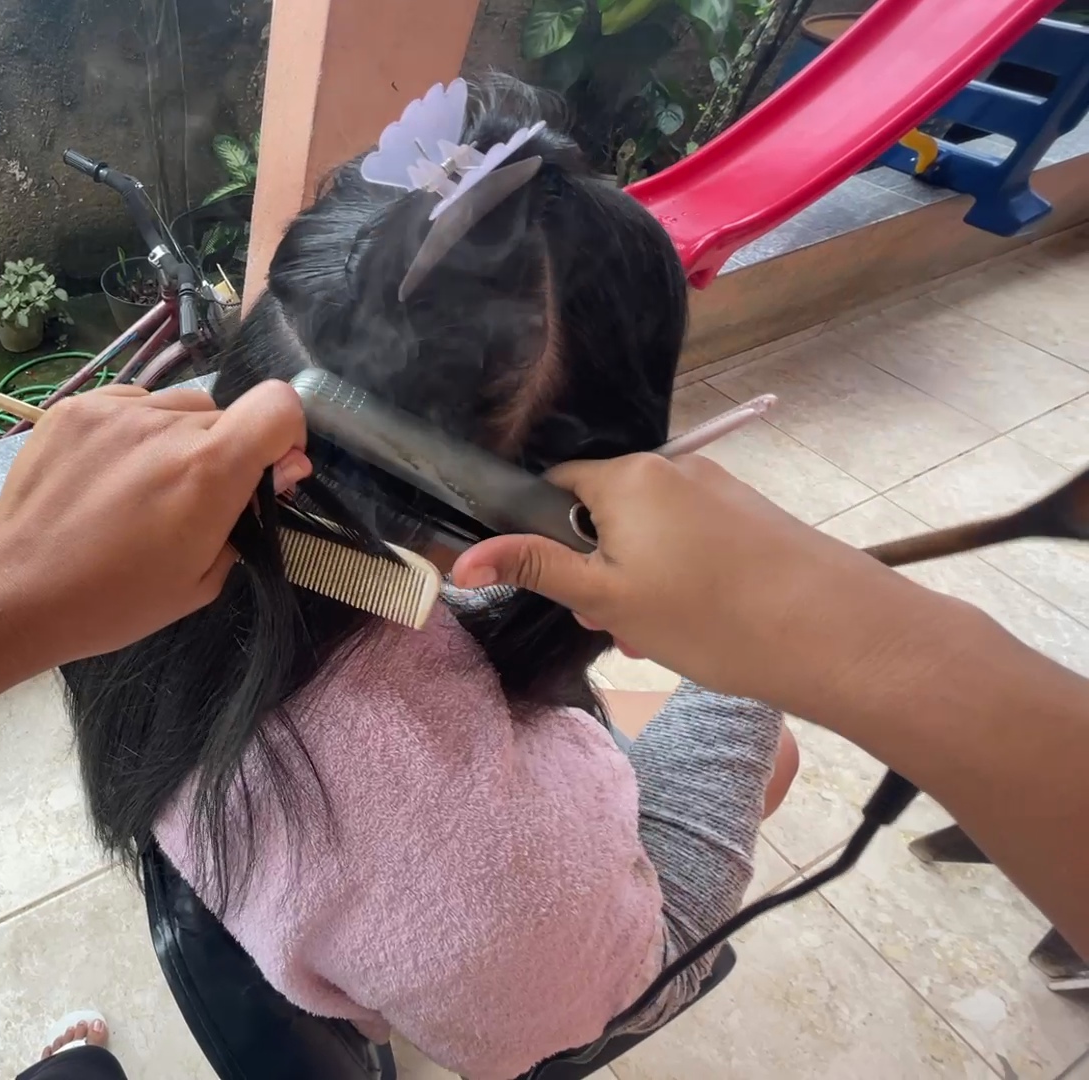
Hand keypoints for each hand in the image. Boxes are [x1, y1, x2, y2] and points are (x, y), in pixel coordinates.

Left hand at [0, 381, 309, 665]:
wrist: (16, 589)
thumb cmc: (114, 602)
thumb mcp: (202, 580)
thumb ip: (248, 518)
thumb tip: (279, 471)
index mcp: (206, 469)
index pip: (279, 405)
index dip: (285, 434)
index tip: (268, 469)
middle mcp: (164, 424)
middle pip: (222, 414)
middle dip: (222, 451)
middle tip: (187, 500)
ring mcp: (114, 410)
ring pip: (175, 407)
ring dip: (176, 439)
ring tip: (139, 487)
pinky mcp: (75, 407)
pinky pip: (129, 405)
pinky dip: (133, 432)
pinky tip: (107, 473)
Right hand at [450, 453, 964, 714]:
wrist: (855, 641)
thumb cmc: (710, 615)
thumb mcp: (604, 596)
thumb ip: (530, 568)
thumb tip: (456, 562)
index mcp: (627, 475)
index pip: (550, 487)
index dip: (540, 535)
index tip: (558, 585)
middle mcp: (671, 467)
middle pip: (596, 510)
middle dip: (590, 565)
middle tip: (607, 621)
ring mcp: (717, 488)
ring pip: (641, 530)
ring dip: (629, 576)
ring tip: (649, 631)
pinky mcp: (750, 514)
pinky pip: (684, 536)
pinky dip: (671, 572)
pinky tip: (689, 618)